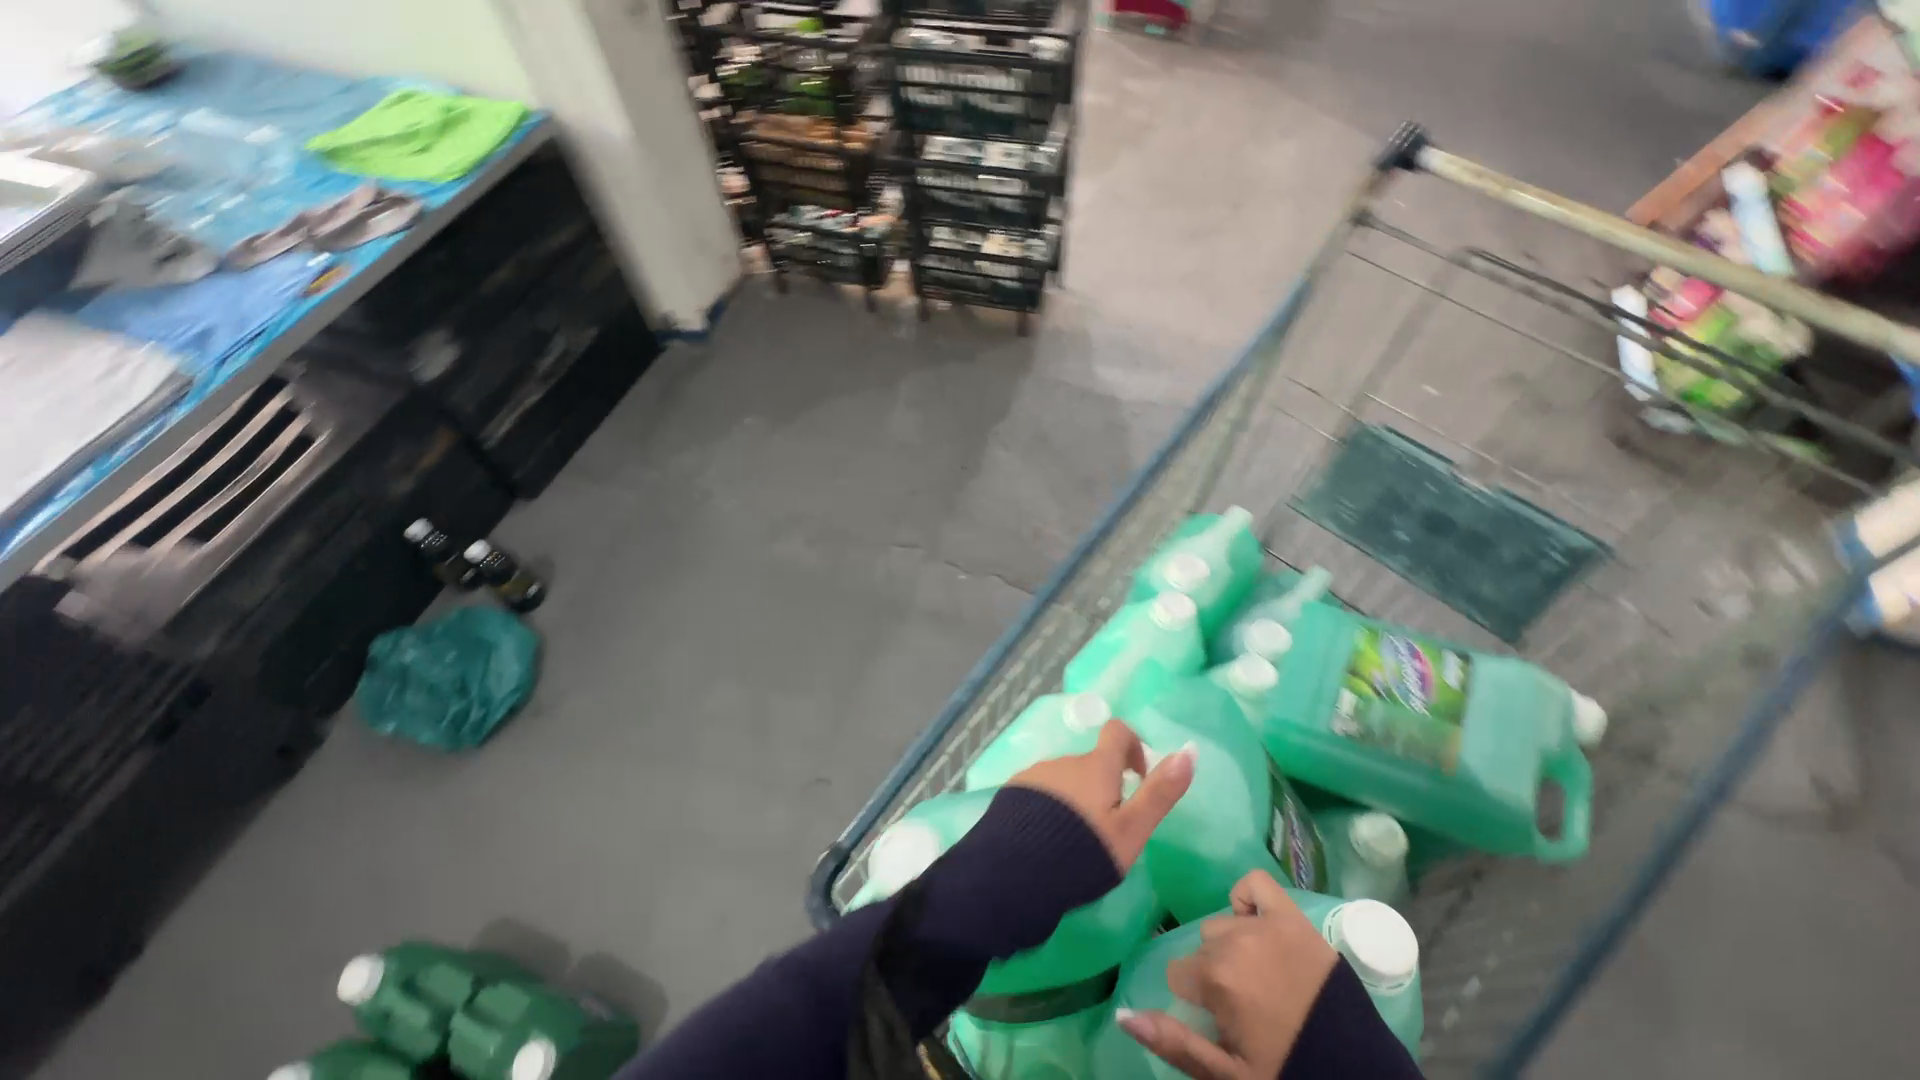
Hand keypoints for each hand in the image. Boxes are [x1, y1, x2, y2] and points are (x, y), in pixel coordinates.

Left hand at [1006, 718, 1193, 870]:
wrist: (1016, 871)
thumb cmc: (1083, 851)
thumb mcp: (1131, 829)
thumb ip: (1159, 792)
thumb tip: (1189, 752)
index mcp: (1096, 766)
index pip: (1117, 732)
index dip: (1133, 747)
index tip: (1137, 778)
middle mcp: (1064, 761)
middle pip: (1091, 763)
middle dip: (1103, 786)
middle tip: (1107, 830)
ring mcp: (1035, 776)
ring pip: (1065, 779)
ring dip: (1076, 799)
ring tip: (1075, 841)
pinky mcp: (1012, 793)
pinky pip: (1040, 793)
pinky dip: (1049, 808)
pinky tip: (1046, 841)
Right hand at [1116, 870, 1338, 1078]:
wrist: (1359, 1076)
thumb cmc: (1287, 1074)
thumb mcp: (1226, 1075)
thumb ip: (1172, 1041)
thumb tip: (1122, 1014)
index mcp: (1216, 978)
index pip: (1179, 974)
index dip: (1198, 1001)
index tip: (1223, 1022)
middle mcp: (1236, 941)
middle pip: (1203, 949)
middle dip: (1215, 975)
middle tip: (1245, 1008)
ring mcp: (1268, 926)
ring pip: (1225, 924)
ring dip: (1233, 947)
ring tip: (1260, 980)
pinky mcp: (1296, 920)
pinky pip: (1255, 885)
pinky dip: (1247, 899)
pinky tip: (1256, 926)